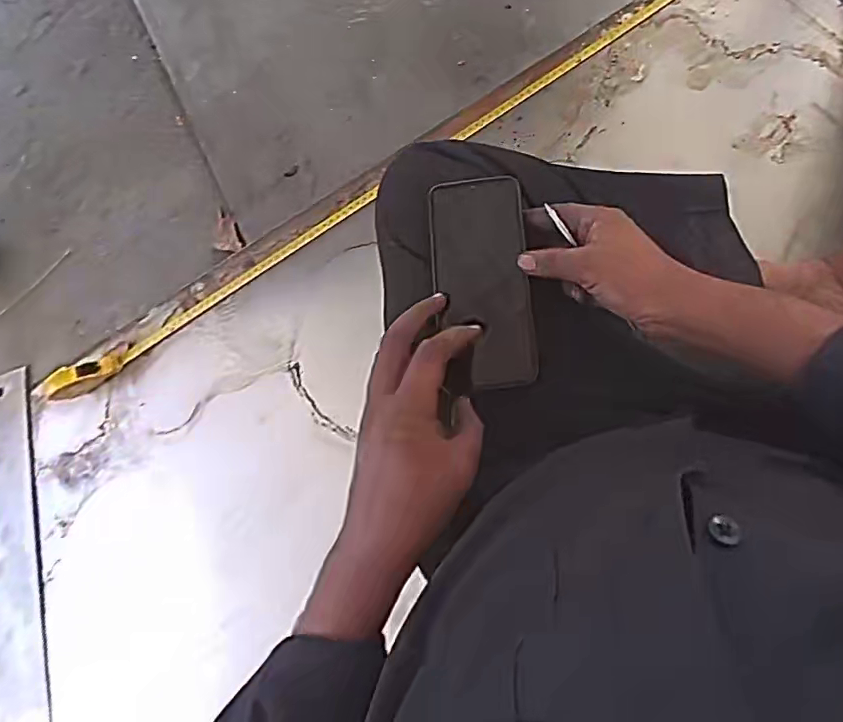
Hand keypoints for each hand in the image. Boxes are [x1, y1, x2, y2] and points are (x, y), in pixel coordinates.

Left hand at [297, 295, 482, 639]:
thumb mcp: (462, 463)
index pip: (430, 352)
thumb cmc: (413, 510)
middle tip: (437, 301)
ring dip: (405, 335)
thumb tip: (465, 407)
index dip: (455, 335)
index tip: (472, 330)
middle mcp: (382, 403)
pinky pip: (382, 377)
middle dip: (416, 313)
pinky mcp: (369, 426)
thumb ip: (469, 424)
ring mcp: (371, 413)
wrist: (376, 541)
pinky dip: (399, 359)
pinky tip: (415, 369)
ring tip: (426, 325)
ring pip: (383, 356)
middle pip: (392, 340)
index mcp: (406, 407)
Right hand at [517, 204, 703, 335]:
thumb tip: (524, 258)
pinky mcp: (615, 281)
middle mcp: (606, 234)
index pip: (558, 212)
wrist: (672, 310)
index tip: (516, 230)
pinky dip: (583, 291)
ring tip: (580, 287)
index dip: (536, 220)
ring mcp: (611, 258)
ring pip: (573, 265)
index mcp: (600, 218)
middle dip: (553, 258)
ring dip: (570, 279)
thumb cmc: (638, 279)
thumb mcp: (583, 265)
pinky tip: (589, 298)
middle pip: (563, 240)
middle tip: (543, 269)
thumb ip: (549, 261)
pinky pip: (585, 282)